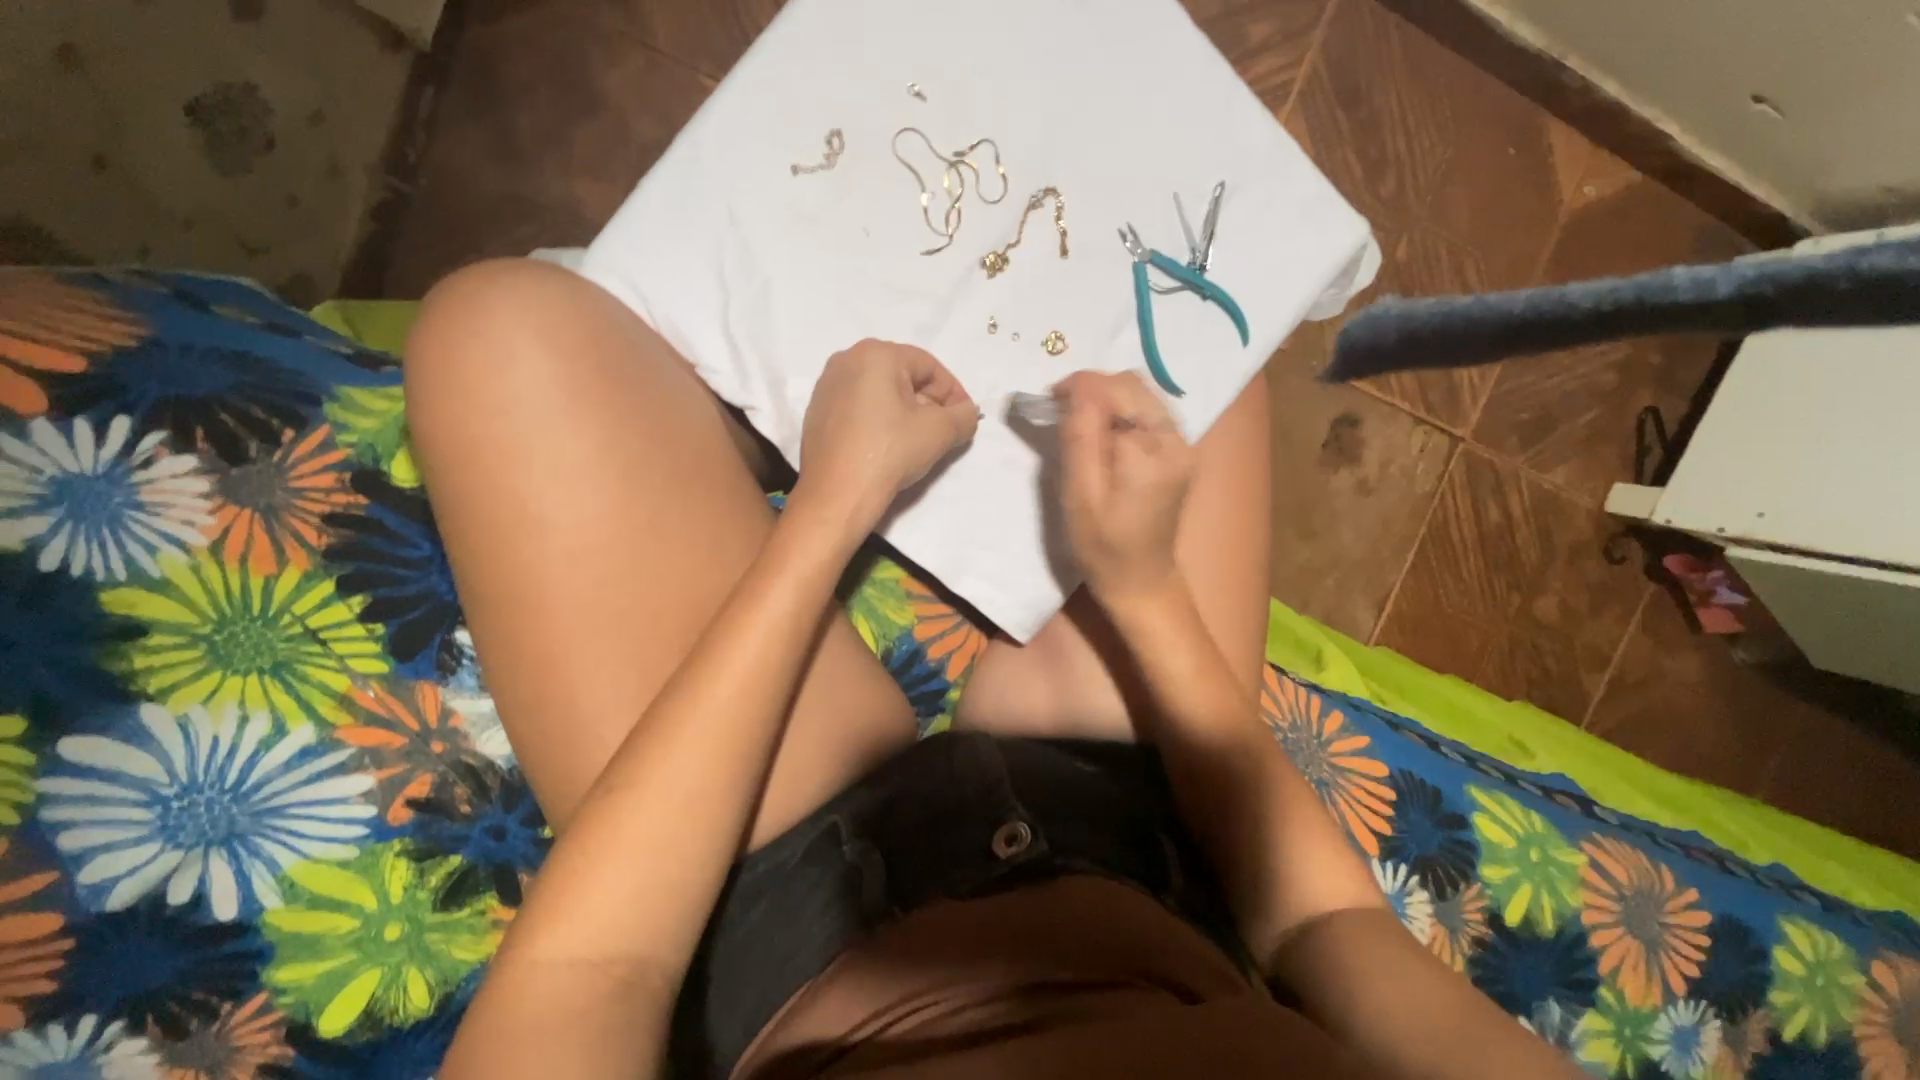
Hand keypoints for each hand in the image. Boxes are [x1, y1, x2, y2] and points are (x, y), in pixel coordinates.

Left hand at [795, 339, 978, 527]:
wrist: (835, 495)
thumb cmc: (889, 453)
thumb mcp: (939, 432)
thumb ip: (963, 416)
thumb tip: (967, 413)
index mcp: (875, 354)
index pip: (929, 366)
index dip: (954, 392)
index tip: (965, 418)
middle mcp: (846, 360)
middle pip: (903, 376)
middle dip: (928, 402)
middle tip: (944, 430)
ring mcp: (827, 387)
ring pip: (880, 392)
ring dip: (905, 411)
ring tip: (918, 441)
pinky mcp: (817, 412)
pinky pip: (859, 407)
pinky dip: (879, 420)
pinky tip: (888, 446)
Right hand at [1056, 370, 1193, 606]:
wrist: (1142, 580)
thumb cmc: (1102, 546)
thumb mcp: (1080, 495)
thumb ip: (1081, 437)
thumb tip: (1078, 386)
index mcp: (1150, 452)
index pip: (1112, 390)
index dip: (1078, 387)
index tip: (1050, 402)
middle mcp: (1176, 440)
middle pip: (1132, 384)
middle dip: (1093, 388)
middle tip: (1061, 412)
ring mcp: (1184, 444)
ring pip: (1142, 394)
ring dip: (1107, 398)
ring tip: (1081, 424)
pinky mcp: (1181, 451)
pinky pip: (1150, 413)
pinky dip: (1123, 412)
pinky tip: (1105, 437)